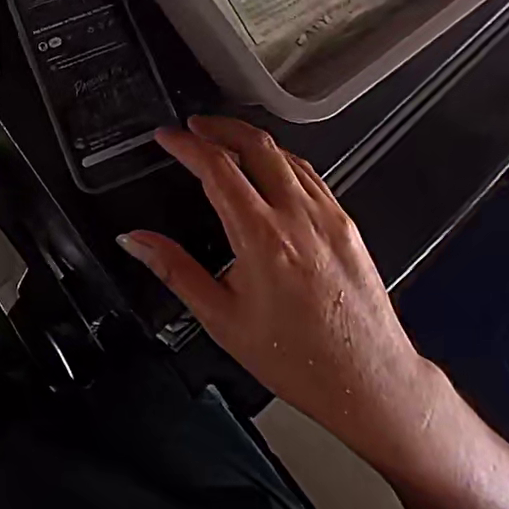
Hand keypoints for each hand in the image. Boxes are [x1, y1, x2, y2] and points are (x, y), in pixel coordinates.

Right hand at [118, 117, 433, 453]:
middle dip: (218, 125)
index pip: (217, 168)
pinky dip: (280, 157)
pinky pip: (309, 172)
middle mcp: (299, 218)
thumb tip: (138, 242)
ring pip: (285, 152)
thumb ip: (174, 270)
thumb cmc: (301, 359)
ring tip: (224, 139)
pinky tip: (270, 166)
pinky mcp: (346, 223)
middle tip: (194, 126)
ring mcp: (328, 216)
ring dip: (249, 137)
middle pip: (254, 143)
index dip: (185, 144)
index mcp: (263, 239)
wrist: (370, 382)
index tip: (167, 137)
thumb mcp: (221, 319)